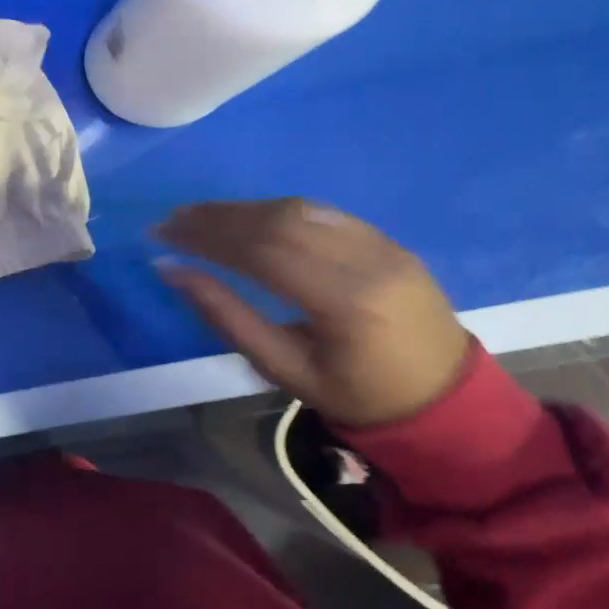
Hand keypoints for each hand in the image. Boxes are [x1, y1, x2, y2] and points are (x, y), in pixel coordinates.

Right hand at [156, 199, 471, 426]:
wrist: (447, 400)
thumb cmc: (356, 394)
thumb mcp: (282, 368)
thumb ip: (226, 316)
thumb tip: (171, 270)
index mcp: (346, 302)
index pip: (262, 250)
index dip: (207, 236)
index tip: (162, 235)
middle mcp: (369, 262)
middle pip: (279, 221)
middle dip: (217, 217)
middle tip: (172, 221)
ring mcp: (385, 247)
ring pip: (299, 209)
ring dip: (242, 209)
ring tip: (199, 217)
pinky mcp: (389, 242)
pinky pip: (322, 213)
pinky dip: (274, 210)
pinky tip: (246, 219)